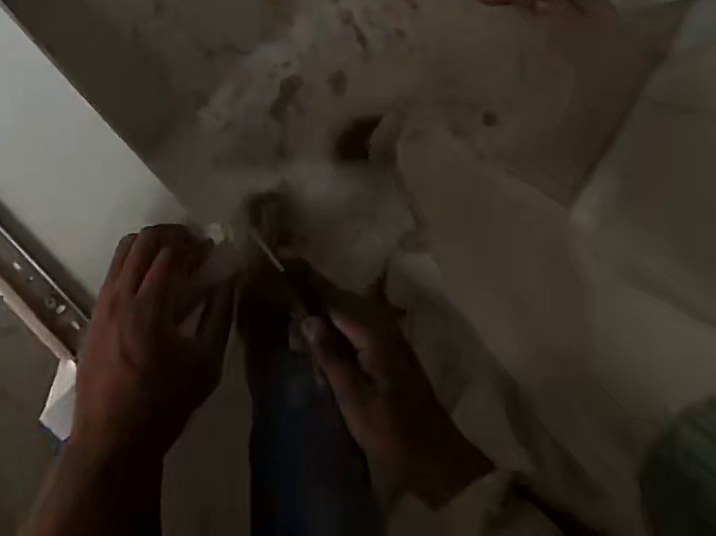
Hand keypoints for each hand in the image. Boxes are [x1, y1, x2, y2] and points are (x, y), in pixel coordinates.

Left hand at [71, 224, 237, 461]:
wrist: (112, 440)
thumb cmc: (164, 404)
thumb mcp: (205, 364)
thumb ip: (220, 315)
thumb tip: (230, 281)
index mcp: (148, 307)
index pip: (170, 254)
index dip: (193, 245)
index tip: (211, 247)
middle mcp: (120, 296)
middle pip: (142, 242)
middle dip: (169, 234)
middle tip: (192, 242)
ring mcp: (102, 304)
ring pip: (123, 252)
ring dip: (149, 244)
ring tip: (172, 255)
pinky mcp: (94, 315)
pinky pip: (114, 272)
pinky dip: (134, 263)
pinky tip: (153, 282)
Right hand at [298, 270, 492, 507]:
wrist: (437, 459)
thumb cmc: (393, 433)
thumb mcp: (355, 400)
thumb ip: (330, 356)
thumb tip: (307, 318)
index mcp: (372, 332)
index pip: (330, 296)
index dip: (304, 277)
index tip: (280, 257)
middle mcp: (381, 323)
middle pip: (338, 295)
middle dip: (309, 283)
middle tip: (278, 273)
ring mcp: (387, 334)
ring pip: (345, 306)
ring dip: (320, 299)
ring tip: (291, 294)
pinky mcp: (387, 347)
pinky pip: (353, 320)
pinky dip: (332, 316)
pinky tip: (316, 324)